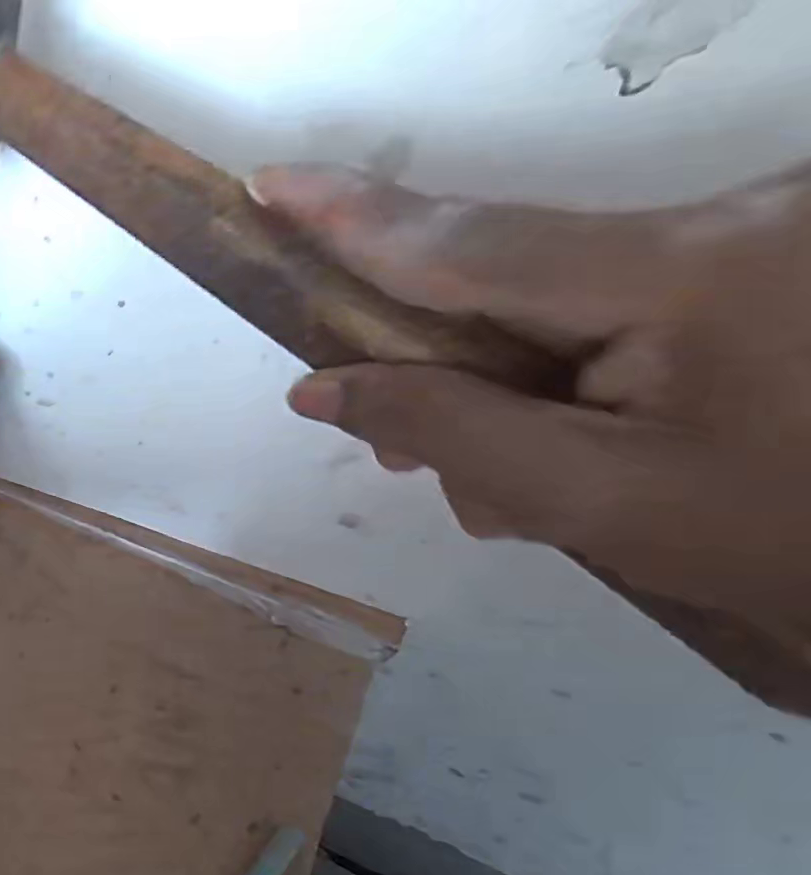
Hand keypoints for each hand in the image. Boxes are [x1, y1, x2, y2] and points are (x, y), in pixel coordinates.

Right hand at [251, 162, 810, 625]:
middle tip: (406, 458)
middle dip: (428, 368)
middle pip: (493, 283)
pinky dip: (546, 377)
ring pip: (532, 305)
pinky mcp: (755, 257)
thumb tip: (320, 390)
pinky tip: (564, 442)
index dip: (354, 218)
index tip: (270, 185)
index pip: (469, 245)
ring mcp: (751, 233)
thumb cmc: (771, 532)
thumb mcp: (582, 497)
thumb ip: (440, 430)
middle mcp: (729, 221)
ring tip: (507, 479)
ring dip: (489, 388)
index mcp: (690, 273)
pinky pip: (587, 308)